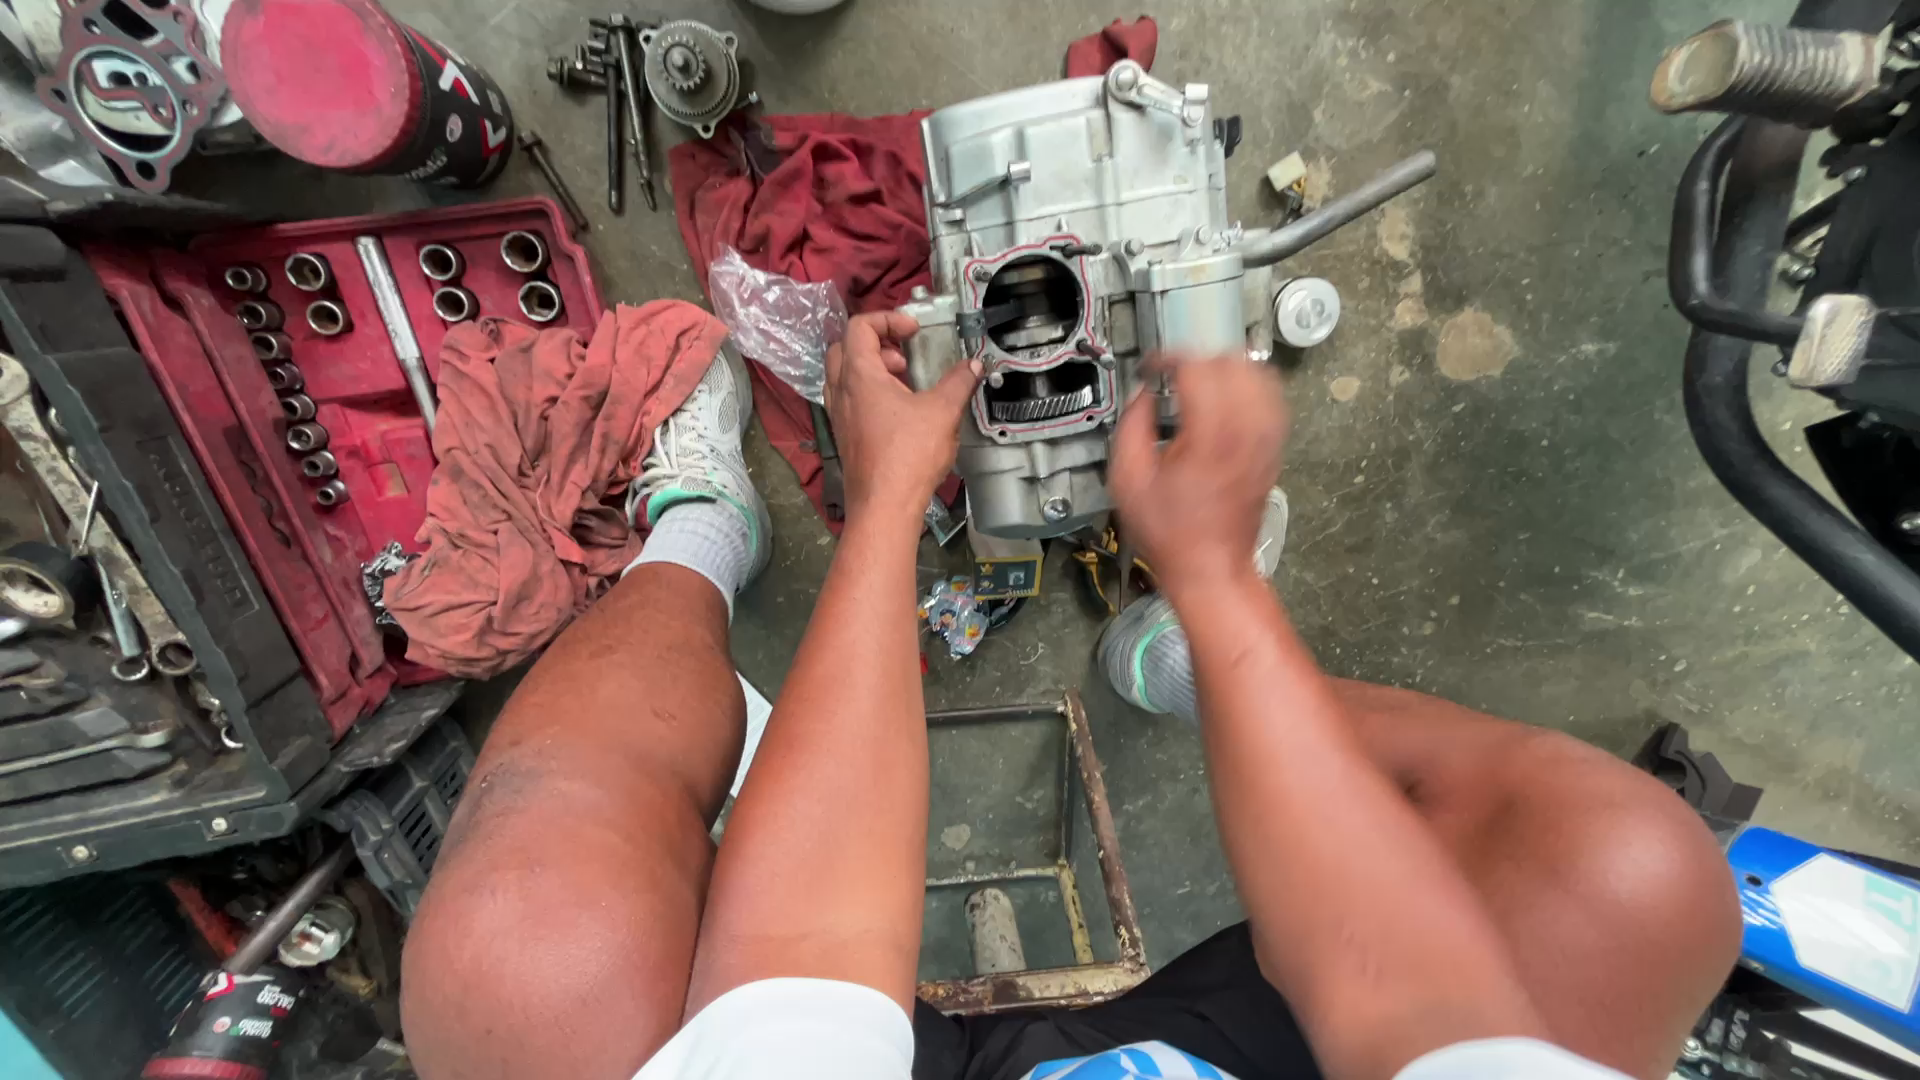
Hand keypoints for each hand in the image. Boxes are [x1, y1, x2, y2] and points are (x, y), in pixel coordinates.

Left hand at [825, 312, 981, 521]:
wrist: (884, 506)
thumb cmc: (907, 457)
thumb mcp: (942, 412)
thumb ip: (959, 383)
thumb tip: (973, 367)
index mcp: (859, 376)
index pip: (860, 326)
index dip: (888, 319)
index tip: (913, 330)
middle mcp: (841, 392)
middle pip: (845, 348)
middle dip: (876, 343)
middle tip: (904, 355)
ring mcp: (839, 416)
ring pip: (844, 376)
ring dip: (871, 369)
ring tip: (904, 382)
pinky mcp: (845, 437)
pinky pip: (849, 402)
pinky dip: (868, 394)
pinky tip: (898, 412)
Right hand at [1108, 357, 1288, 597]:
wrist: (1210, 566)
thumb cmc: (1169, 532)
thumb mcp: (1128, 480)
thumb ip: (1131, 426)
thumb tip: (1142, 396)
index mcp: (1210, 434)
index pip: (1198, 366)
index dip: (1169, 359)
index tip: (1152, 368)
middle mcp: (1246, 429)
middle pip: (1232, 362)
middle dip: (1197, 360)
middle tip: (1172, 376)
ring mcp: (1266, 439)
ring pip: (1258, 375)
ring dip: (1226, 370)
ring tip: (1199, 385)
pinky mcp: (1273, 449)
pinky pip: (1272, 399)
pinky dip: (1249, 389)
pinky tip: (1226, 401)